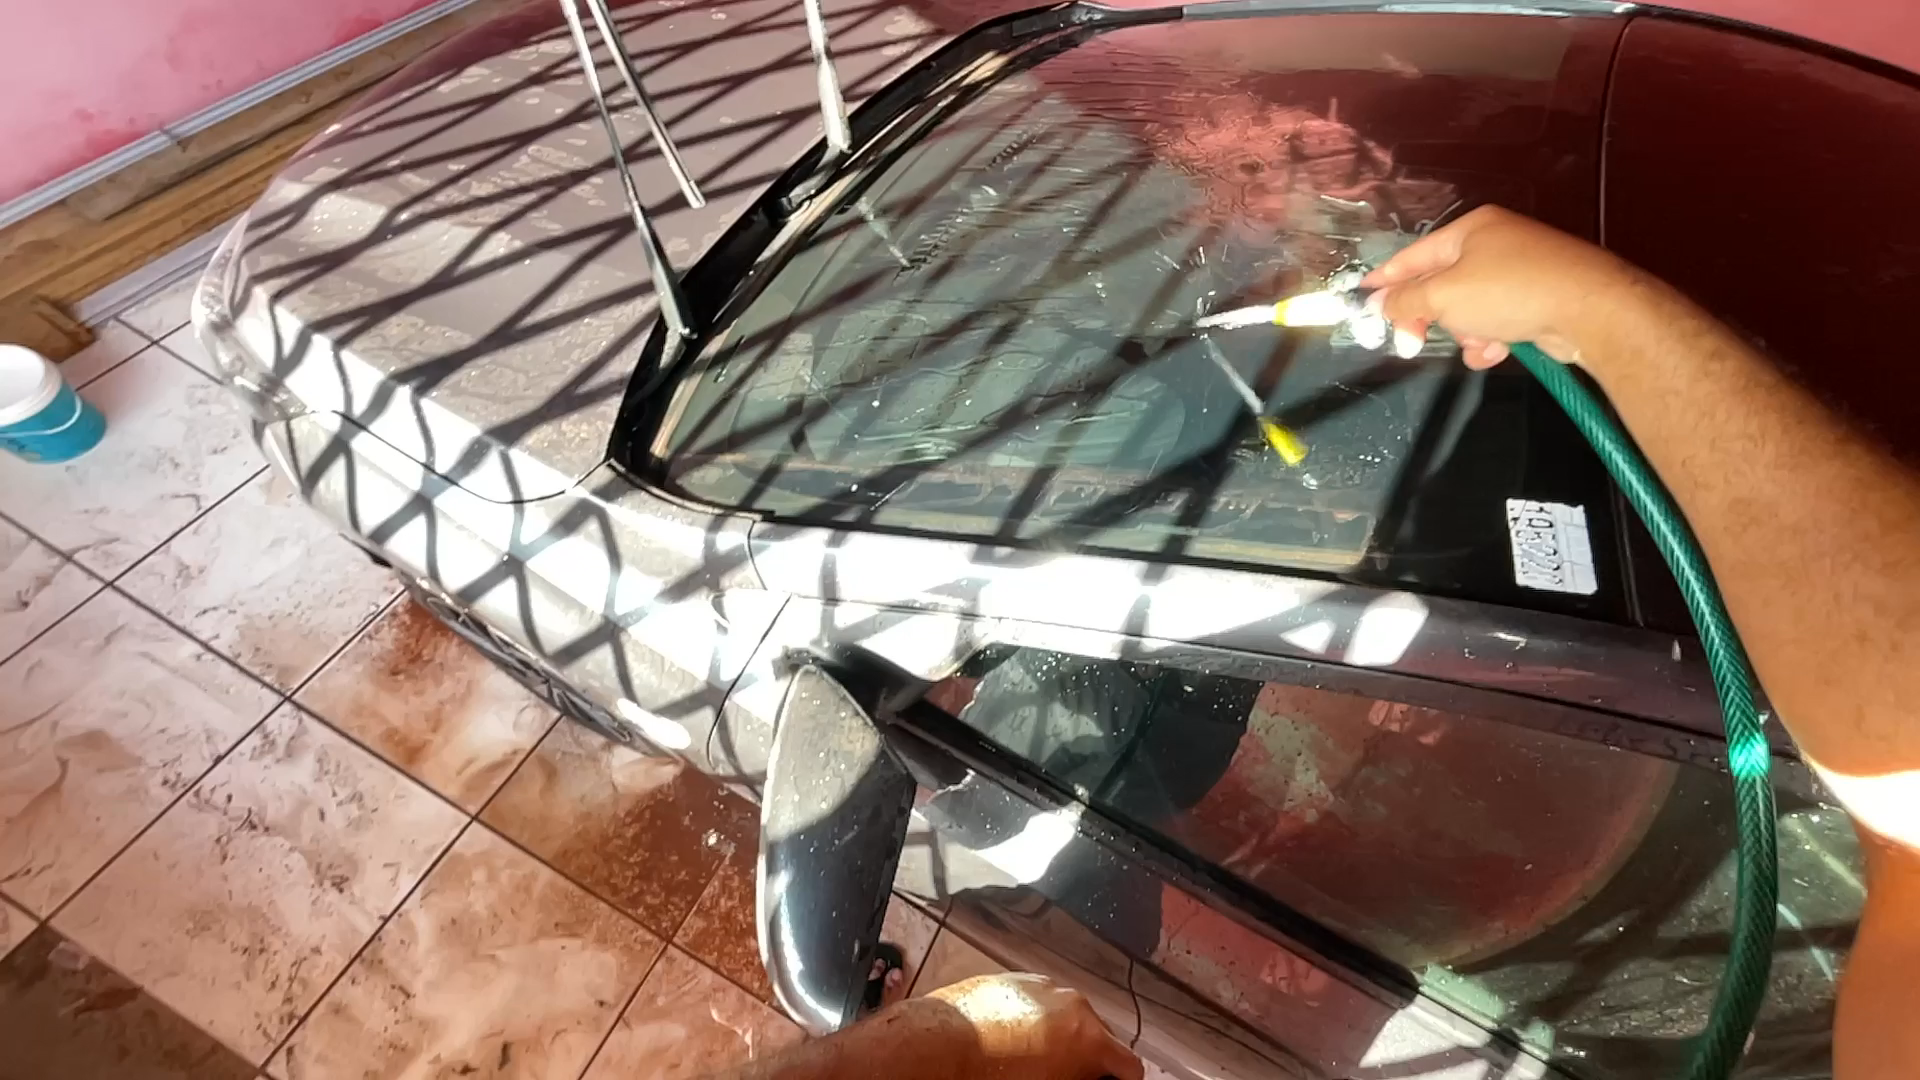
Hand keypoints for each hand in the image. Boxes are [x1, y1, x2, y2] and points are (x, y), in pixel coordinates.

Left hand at [926, 973, 1143, 1079]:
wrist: (948, 1041)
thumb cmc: (997, 1076)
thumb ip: (1082, 1077)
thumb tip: (1091, 1075)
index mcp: (1088, 1034)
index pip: (1129, 1064)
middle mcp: (1072, 1001)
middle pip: (1100, 1034)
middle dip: (1093, 1059)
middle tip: (1075, 1077)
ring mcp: (1043, 985)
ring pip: (1069, 1015)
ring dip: (1066, 1036)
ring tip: (1043, 1060)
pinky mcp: (1016, 978)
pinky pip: (1042, 1002)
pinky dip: (1041, 1020)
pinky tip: (1019, 1040)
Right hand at [1361, 205, 1664, 370]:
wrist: (1591, 311)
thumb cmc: (1509, 291)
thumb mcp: (1442, 295)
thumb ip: (1403, 301)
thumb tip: (1379, 304)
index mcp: (1470, 231)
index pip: (1411, 256)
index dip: (1383, 279)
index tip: (1361, 298)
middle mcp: (1493, 246)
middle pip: (1436, 286)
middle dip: (1428, 317)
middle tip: (1412, 341)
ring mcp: (1515, 272)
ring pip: (1463, 309)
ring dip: (1462, 332)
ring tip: (1478, 341)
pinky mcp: (1533, 299)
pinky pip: (1491, 321)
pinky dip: (1487, 339)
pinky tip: (1497, 348)